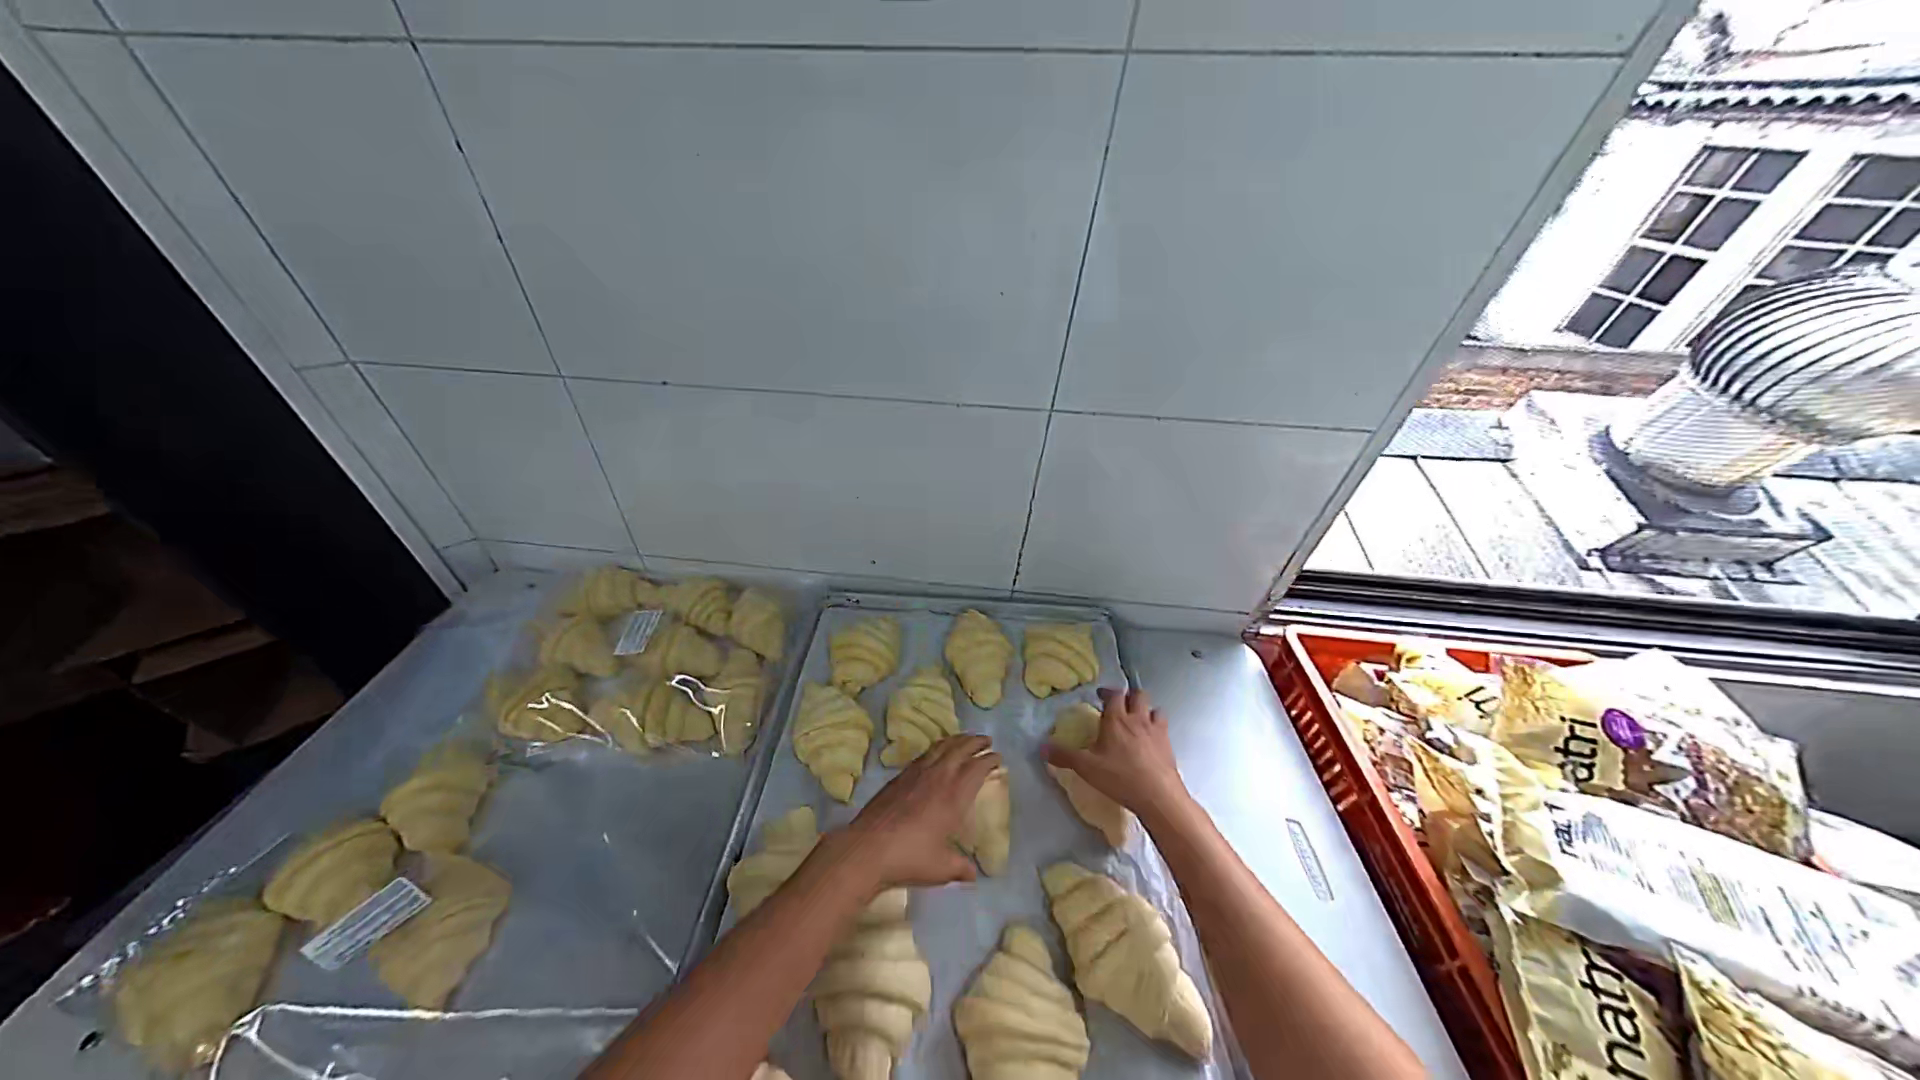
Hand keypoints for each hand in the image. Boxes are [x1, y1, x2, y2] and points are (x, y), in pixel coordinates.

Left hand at [835, 734, 998, 889]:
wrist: (868, 848)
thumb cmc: (910, 857)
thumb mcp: (942, 868)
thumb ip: (960, 868)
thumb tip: (972, 874)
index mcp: (954, 794)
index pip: (977, 768)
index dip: (990, 760)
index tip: (997, 758)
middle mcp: (938, 776)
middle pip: (961, 749)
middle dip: (976, 742)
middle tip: (986, 741)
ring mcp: (917, 773)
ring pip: (941, 746)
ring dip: (956, 740)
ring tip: (965, 739)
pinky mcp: (899, 776)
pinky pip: (925, 754)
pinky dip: (937, 748)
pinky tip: (937, 753)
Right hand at [1044, 686, 1189, 820]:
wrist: (1158, 795)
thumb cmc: (1120, 777)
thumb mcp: (1087, 768)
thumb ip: (1064, 756)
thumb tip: (1042, 747)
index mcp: (1116, 719)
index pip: (1114, 695)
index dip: (1107, 692)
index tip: (1100, 696)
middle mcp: (1138, 719)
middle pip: (1138, 695)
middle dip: (1128, 696)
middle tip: (1120, 705)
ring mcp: (1156, 731)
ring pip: (1154, 709)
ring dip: (1146, 710)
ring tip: (1138, 720)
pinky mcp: (1169, 745)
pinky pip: (1164, 727)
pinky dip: (1157, 727)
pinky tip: (1151, 740)